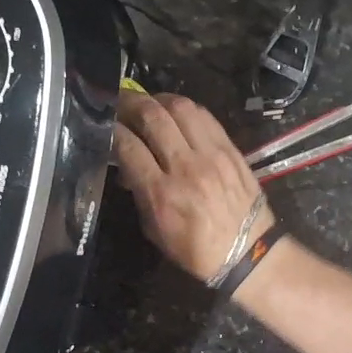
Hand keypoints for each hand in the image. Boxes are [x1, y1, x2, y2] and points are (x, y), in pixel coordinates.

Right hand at [113, 92, 274, 282]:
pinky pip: (205, 116)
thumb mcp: (155, 230)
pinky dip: (185, 108)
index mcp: (163, 193)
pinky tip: (175, 113)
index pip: (129, 147)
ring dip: (158, 100)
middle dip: (129, 104)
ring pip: (180, 107)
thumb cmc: (196, 250)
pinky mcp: (231, 149)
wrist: (248, 252)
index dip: (111, 130)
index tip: (103, 125)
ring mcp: (212, 154)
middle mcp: (186, 167)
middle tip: (119, 102)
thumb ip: (140, 194)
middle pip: (152, 117)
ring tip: (147, 104)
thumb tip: (128, 168)